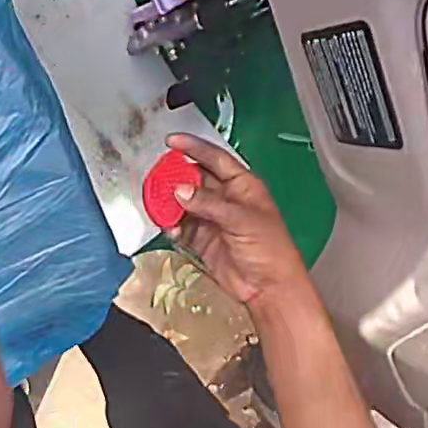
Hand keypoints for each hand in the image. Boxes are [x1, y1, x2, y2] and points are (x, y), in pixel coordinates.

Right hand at [166, 133, 313, 313]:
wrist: (268, 287)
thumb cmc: (269, 249)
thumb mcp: (242, 219)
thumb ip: (209, 203)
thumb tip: (180, 191)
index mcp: (242, 185)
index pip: (215, 159)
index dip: (194, 147)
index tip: (172, 140)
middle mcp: (225, 198)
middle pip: (195, 179)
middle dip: (176, 177)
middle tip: (158, 176)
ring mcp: (212, 219)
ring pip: (184, 203)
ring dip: (170, 202)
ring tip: (157, 202)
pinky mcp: (202, 239)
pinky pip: (181, 226)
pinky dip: (171, 226)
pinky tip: (168, 227)